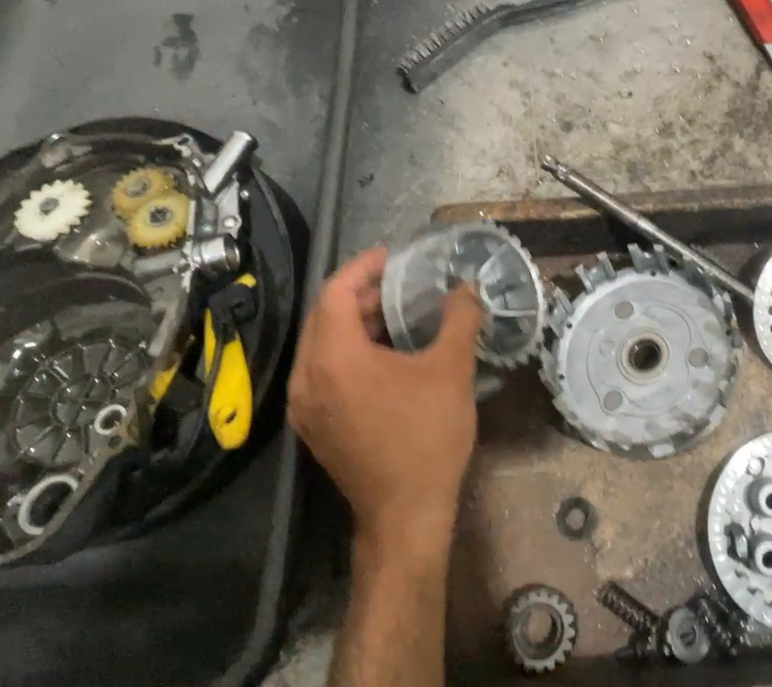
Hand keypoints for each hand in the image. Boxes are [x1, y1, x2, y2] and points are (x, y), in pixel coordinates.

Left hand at [287, 247, 484, 548]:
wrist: (405, 514)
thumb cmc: (427, 437)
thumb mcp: (451, 371)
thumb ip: (459, 319)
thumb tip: (467, 288)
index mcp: (334, 358)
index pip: (334, 292)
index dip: (363, 267)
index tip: (394, 257)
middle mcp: (307, 378)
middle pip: (323, 316)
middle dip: (359, 293)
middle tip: (400, 282)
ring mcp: (304, 405)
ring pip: (321, 344)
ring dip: (353, 322)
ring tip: (396, 313)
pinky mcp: (312, 425)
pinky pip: (322, 371)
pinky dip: (348, 351)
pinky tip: (384, 355)